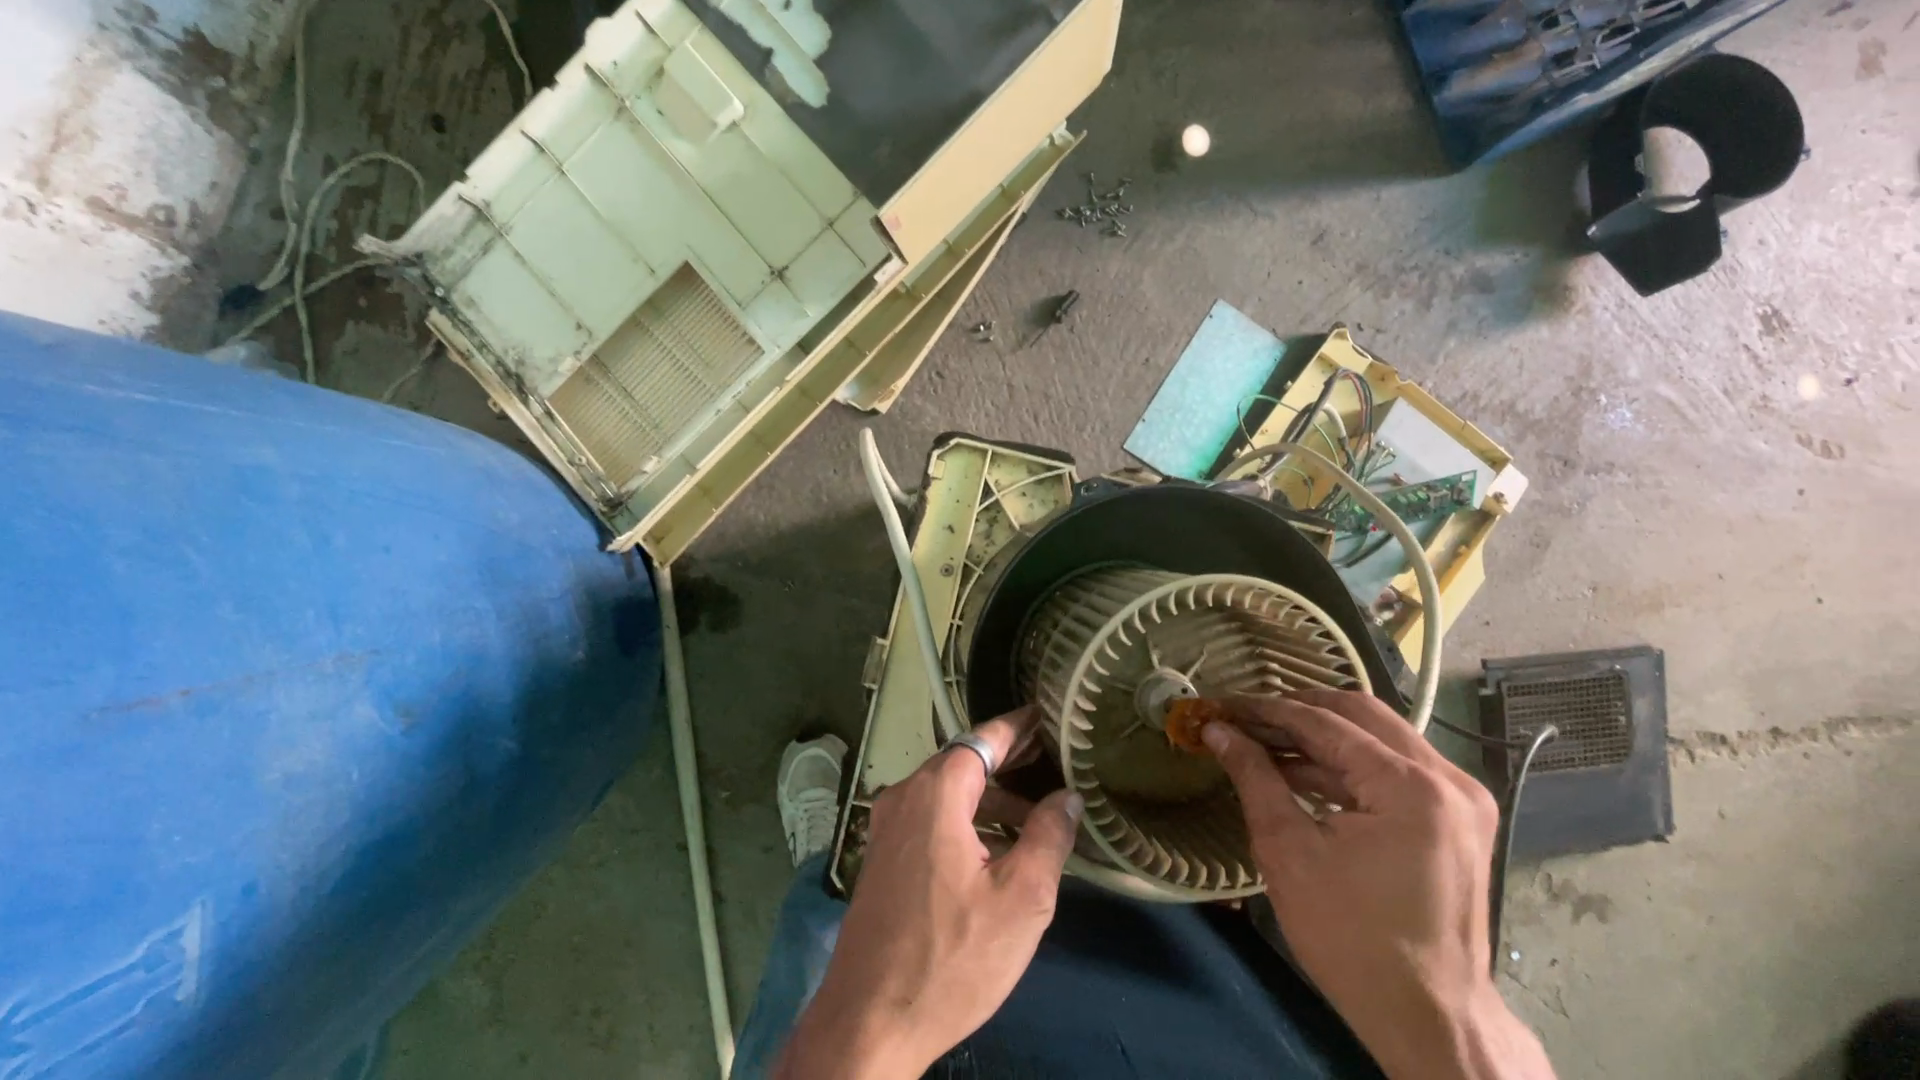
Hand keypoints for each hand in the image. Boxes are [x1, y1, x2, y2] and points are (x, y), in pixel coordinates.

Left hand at [775, 706, 1083, 1079]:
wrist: (868, 1022)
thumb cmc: (951, 958)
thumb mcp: (1020, 899)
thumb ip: (1048, 837)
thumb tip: (1067, 796)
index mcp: (934, 796)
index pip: (981, 739)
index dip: (1017, 726)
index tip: (1047, 715)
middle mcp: (902, 800)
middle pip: (962, 762)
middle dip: (1008, 758)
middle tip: (1053, 757)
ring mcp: (885, 831)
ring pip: (946, 794)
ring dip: (990, 797)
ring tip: (1036, 811)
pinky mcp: (882, 861)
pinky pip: (929, 820)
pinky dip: (966, 819)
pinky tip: (996, 848)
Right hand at [1203, 690, 1554, 1079]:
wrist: (1426, 1014)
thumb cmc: (1349, 937)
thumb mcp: (1288, 851)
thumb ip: (1254, 777)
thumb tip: (1218, 731)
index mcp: (1411, 785)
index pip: (1326, 723)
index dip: (1267, 711)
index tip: (1223, 706)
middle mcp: (1448, 778)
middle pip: (1361, 715)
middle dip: (1297, 712)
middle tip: (1245, 720)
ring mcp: (1461, 797)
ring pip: (1380, 737)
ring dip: (1322, 737)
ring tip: (1264, 745)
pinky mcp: (1458, 818)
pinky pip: (1396, 768)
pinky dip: (1348, 766)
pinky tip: (1302, 775)